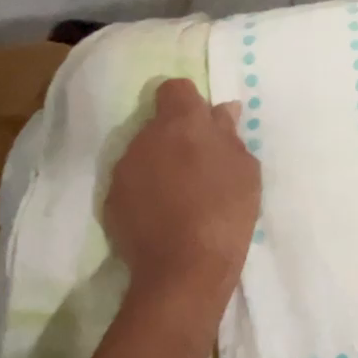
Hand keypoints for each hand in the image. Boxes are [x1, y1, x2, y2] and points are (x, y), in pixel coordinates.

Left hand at [103, 79, 260, 312]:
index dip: (191, 102)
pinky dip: (147, 190)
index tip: (207, 125)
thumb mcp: (246, 169)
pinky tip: (166, 214)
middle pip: (160, 123)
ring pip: (144, 152)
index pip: (176, 88)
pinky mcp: (111, 200)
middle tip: (202, 165)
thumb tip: (222, 111)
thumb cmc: (226, 211)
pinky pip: (133, 182)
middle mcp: (145, 138)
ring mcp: (124, 169)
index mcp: (182, 123)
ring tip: (184, 193)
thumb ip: (229, 134)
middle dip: (178, 136)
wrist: (185, 269)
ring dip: (161, 163)